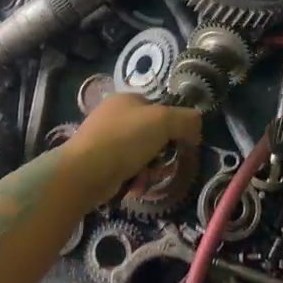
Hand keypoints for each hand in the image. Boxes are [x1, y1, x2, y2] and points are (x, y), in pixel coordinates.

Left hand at [59, 93, 200, 202]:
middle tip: (164, 163)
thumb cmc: (125, 139)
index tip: (183, 142)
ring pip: (142, 153)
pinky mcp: (99, 161)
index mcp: (127, 99)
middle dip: (162, 150)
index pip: (160, 108)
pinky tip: (135, 183)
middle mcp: (114, 115)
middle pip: (152, 133)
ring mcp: (105, 138)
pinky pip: (128, 167)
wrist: (86, 171)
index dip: (174, 125)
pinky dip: (135, 176)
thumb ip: (186, 119)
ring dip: (150, 166)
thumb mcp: (163, 121)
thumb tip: (196, 126)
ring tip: (149, 176)